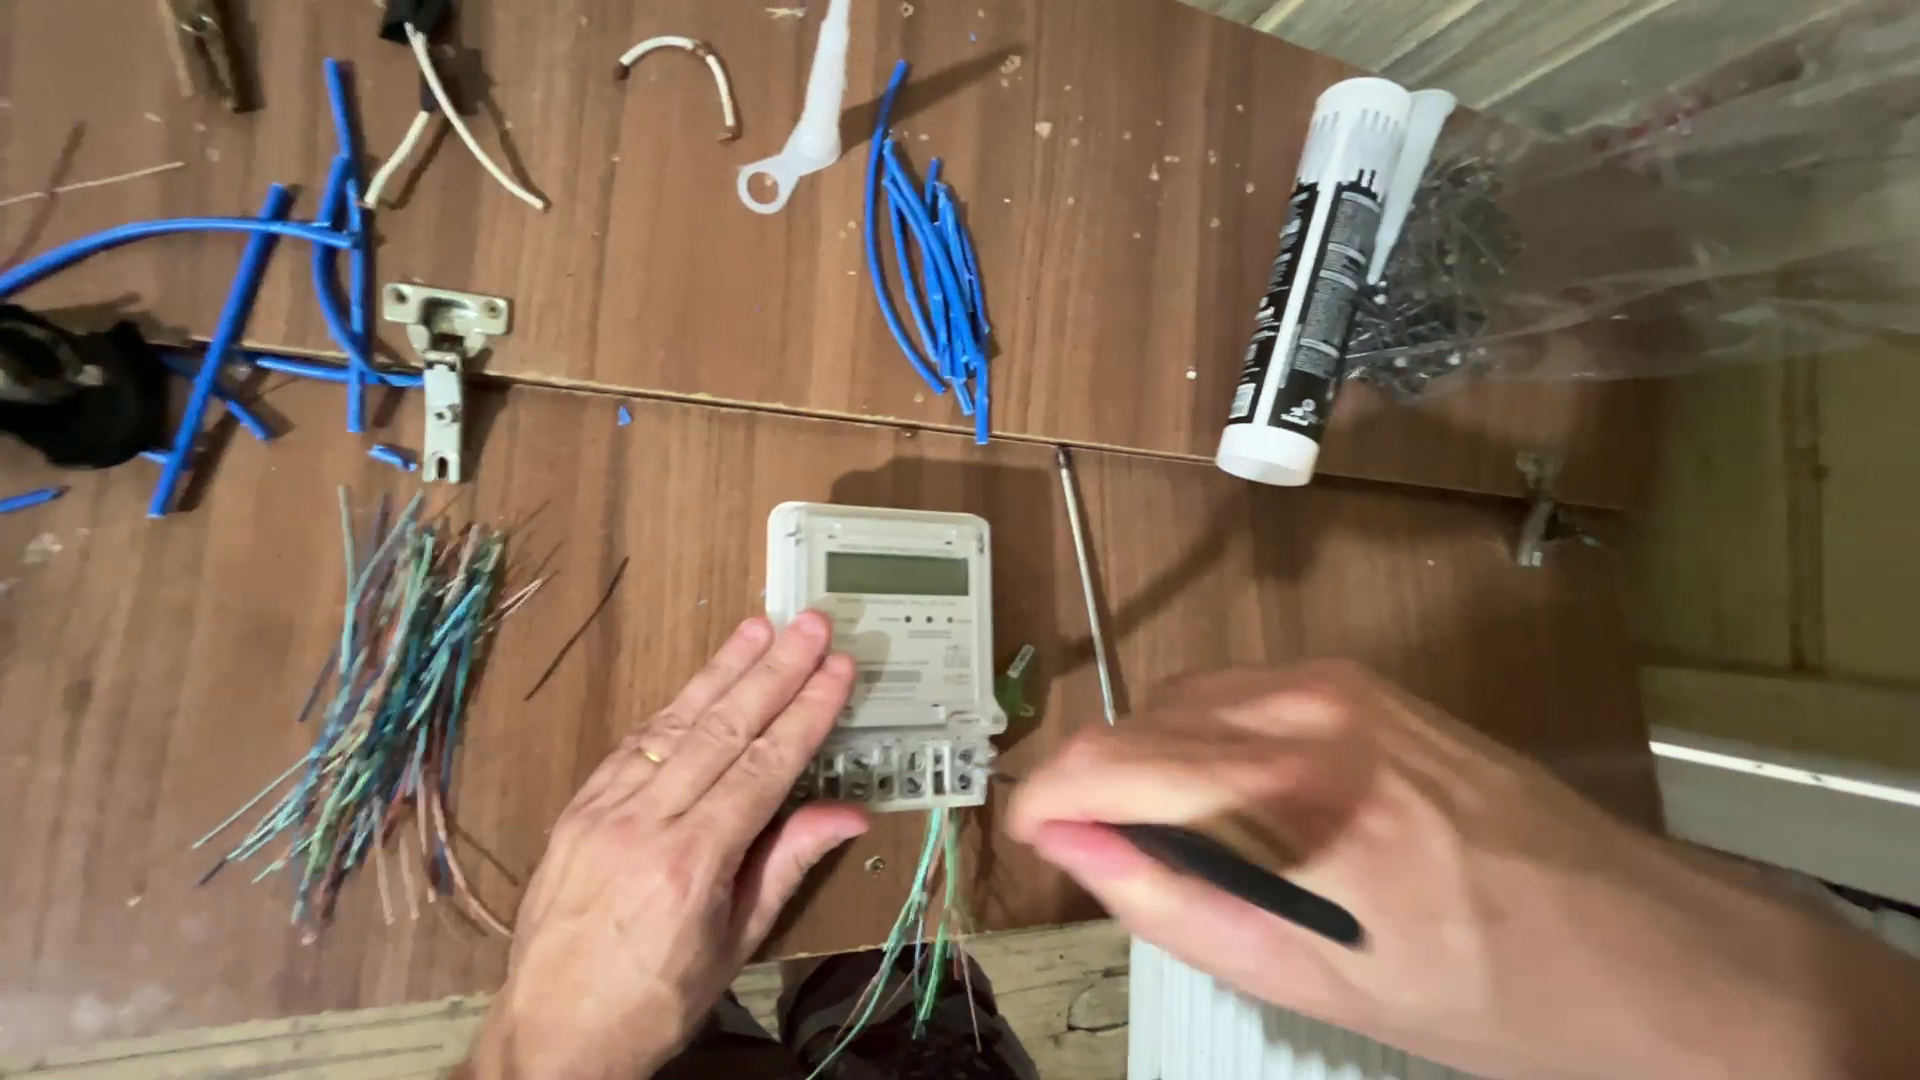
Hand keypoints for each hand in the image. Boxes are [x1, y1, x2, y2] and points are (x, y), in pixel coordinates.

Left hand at [465, 613, 868, 1078]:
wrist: (547, 1041)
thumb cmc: (653, 1003)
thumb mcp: (736, 944)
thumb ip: (788, 863)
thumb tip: (850, 815)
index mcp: (690, 865)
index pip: (763, 767)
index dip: (805, 712)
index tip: (836, 670)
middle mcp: (644, 824)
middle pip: (723, 728)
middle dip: (774, 670)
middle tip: (810, 626)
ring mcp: (604, 809)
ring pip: (677, 722)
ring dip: (724, 668)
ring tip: (762, 627)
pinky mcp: (580, 807)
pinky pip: (637, 742)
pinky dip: (679, 703)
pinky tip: (707, 676)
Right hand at [1009, 661, 1919, 1079]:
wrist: (1654, 945)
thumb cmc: (1483, 995)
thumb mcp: (1310, 983)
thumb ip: (1169, 901)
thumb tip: (1072, 844)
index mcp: (1296, 801)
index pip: (1116, 763)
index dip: (1046, 794)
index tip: (1028, 831)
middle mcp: (1304, 712)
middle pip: (1135, 723)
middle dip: (1090, 781)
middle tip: (1095, 845)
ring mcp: (1330, 682)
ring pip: (1174, 701)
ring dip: (1143, 759)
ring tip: (1168, 828)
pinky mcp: (1349, 676)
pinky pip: (1226, 693)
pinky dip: (1195, 738)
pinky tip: (1226, 792)